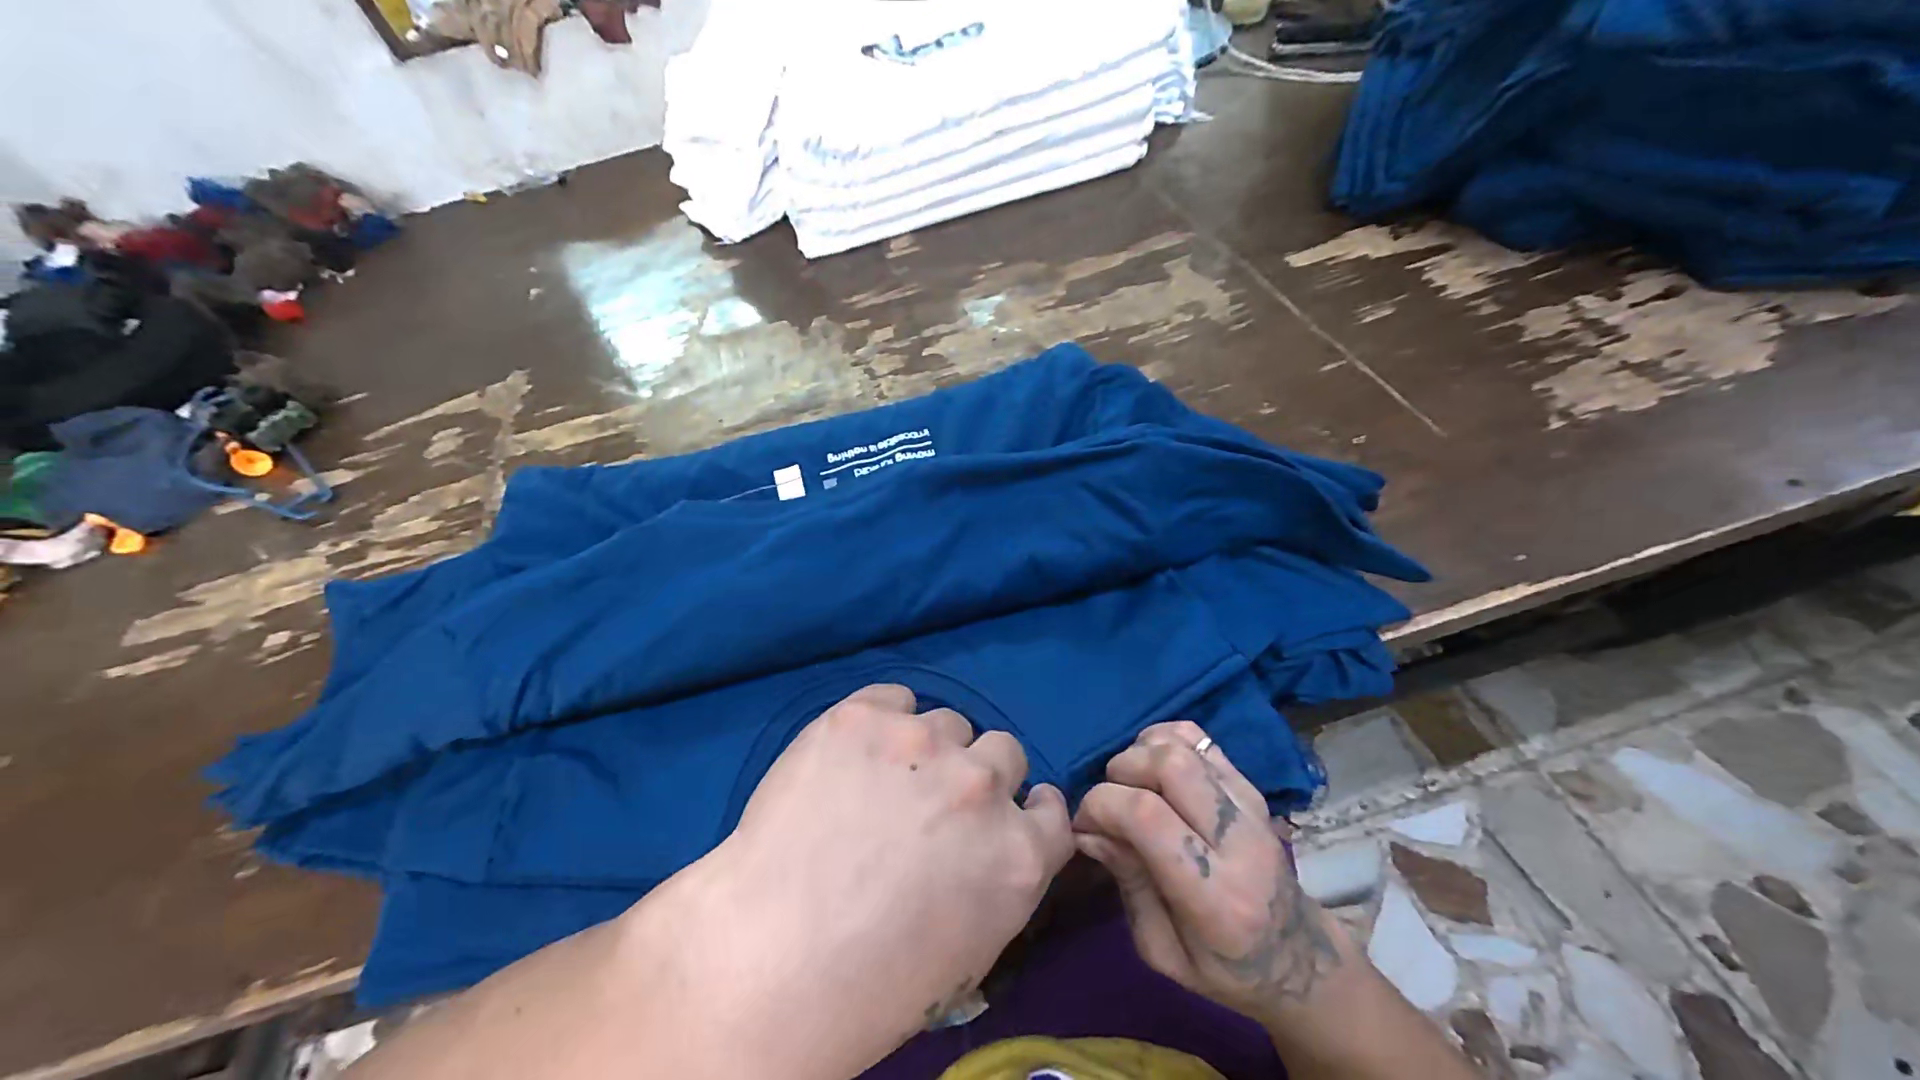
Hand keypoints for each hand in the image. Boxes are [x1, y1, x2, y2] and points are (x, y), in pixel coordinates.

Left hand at [674, 684, 1074, 1075]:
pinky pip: (892, 698)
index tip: (1003, 812)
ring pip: (948, 723)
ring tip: (878, 779)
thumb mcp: (968, 949)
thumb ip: (995, 880)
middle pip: (1003, 751)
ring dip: (927, 749)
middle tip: (930, 801)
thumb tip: (982, 848)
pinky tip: (851, 751)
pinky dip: (881, 719)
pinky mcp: (862, 716)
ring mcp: (923, 743)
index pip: (1050, 807)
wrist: (772, 952)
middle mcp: (983, 786)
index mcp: (1020, 853)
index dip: (1026, 807)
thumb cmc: (870, 983)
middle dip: (975, 774)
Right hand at [1072, 721, 1349, 1026]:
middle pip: (1169, 765)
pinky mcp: (1251, 788)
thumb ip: (1127, 883)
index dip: (1101, 805)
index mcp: (1216, 897)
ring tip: (1130, 783)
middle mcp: (1239, 842)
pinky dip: (1164, 740)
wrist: (1300, 959)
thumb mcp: (1162, 951)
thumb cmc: (1225, 969)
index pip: (1148, 818)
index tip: (1084, 823)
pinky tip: (1152, 767)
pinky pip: (1200, 738)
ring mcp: (1250, 807)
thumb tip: (1089, 830)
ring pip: (1184, 745)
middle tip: (1107, 799)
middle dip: (1121, 770)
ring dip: (1141, 753)